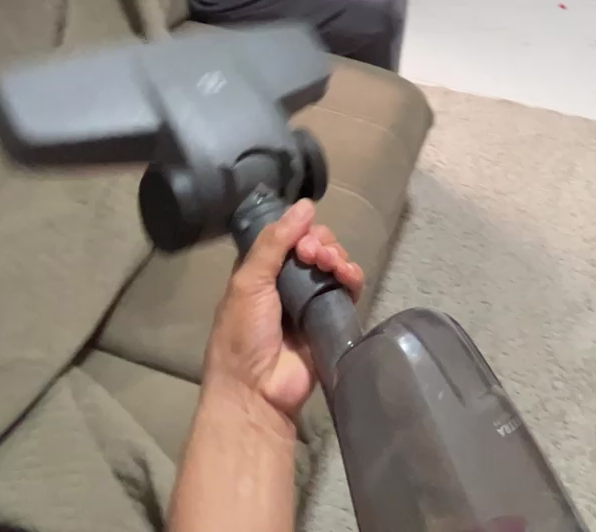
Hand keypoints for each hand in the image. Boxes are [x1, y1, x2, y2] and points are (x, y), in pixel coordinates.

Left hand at [202, 199, 364, 422]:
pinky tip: (349, 276)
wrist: (257, 391)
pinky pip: (348, 289)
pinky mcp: (331, 318)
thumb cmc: (243, 334)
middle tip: (314, 255)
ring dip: (336, 256)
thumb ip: (274, 242)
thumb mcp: (248, 281)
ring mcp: (311, 300)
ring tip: (331, 265)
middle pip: (315, 246)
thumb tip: (306, 204)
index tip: (302, 239)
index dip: (299, 230)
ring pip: (334, 264)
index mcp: (263, 270)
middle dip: (320, 243)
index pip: (289, 235)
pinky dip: (352, 276)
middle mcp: (288, 281)